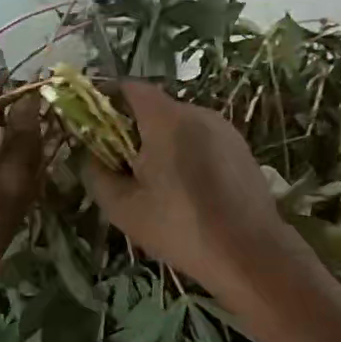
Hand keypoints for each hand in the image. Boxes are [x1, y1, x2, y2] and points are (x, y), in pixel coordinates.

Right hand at [85, 82, 306, 301]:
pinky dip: (185, 154)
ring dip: (160, 144)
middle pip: (155, 108)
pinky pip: (201, 141)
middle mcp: (198, 113)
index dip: (106, 99)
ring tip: (154, 184)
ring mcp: (224, 130)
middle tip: (120, 165)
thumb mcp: (123, 208)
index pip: (130, 88)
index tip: (93, 126)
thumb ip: (97, 175)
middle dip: (132, 129)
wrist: (250, 253)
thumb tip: (90, 157)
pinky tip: (185, 191)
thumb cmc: (180, 227)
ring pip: (179, 126)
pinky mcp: (241, 149)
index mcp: (167, 120)